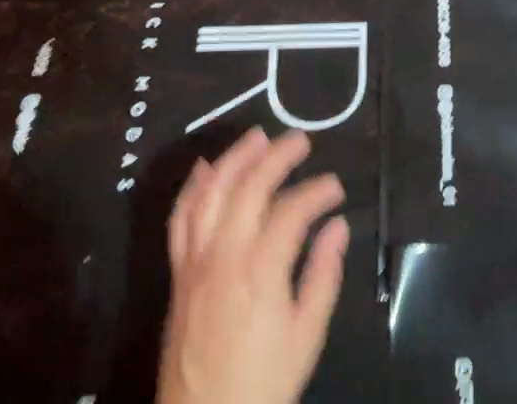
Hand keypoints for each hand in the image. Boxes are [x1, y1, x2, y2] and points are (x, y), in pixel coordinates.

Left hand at [158, 127, 349, 403]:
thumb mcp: (307, 334)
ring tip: (256, 137)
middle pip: (249, 188)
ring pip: (210, 194)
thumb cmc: (264, 380)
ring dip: (233, 159)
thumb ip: (323, 275)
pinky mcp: (178, 273)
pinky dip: (193, 188)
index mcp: (260, 271)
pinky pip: (180, 219)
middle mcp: (223, 255)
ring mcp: (195, 262)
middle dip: (277, 157)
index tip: (336, 187)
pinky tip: (206, 169)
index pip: (292, 211)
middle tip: (301, 140)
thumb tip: (338, 227)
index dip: (317, 192)